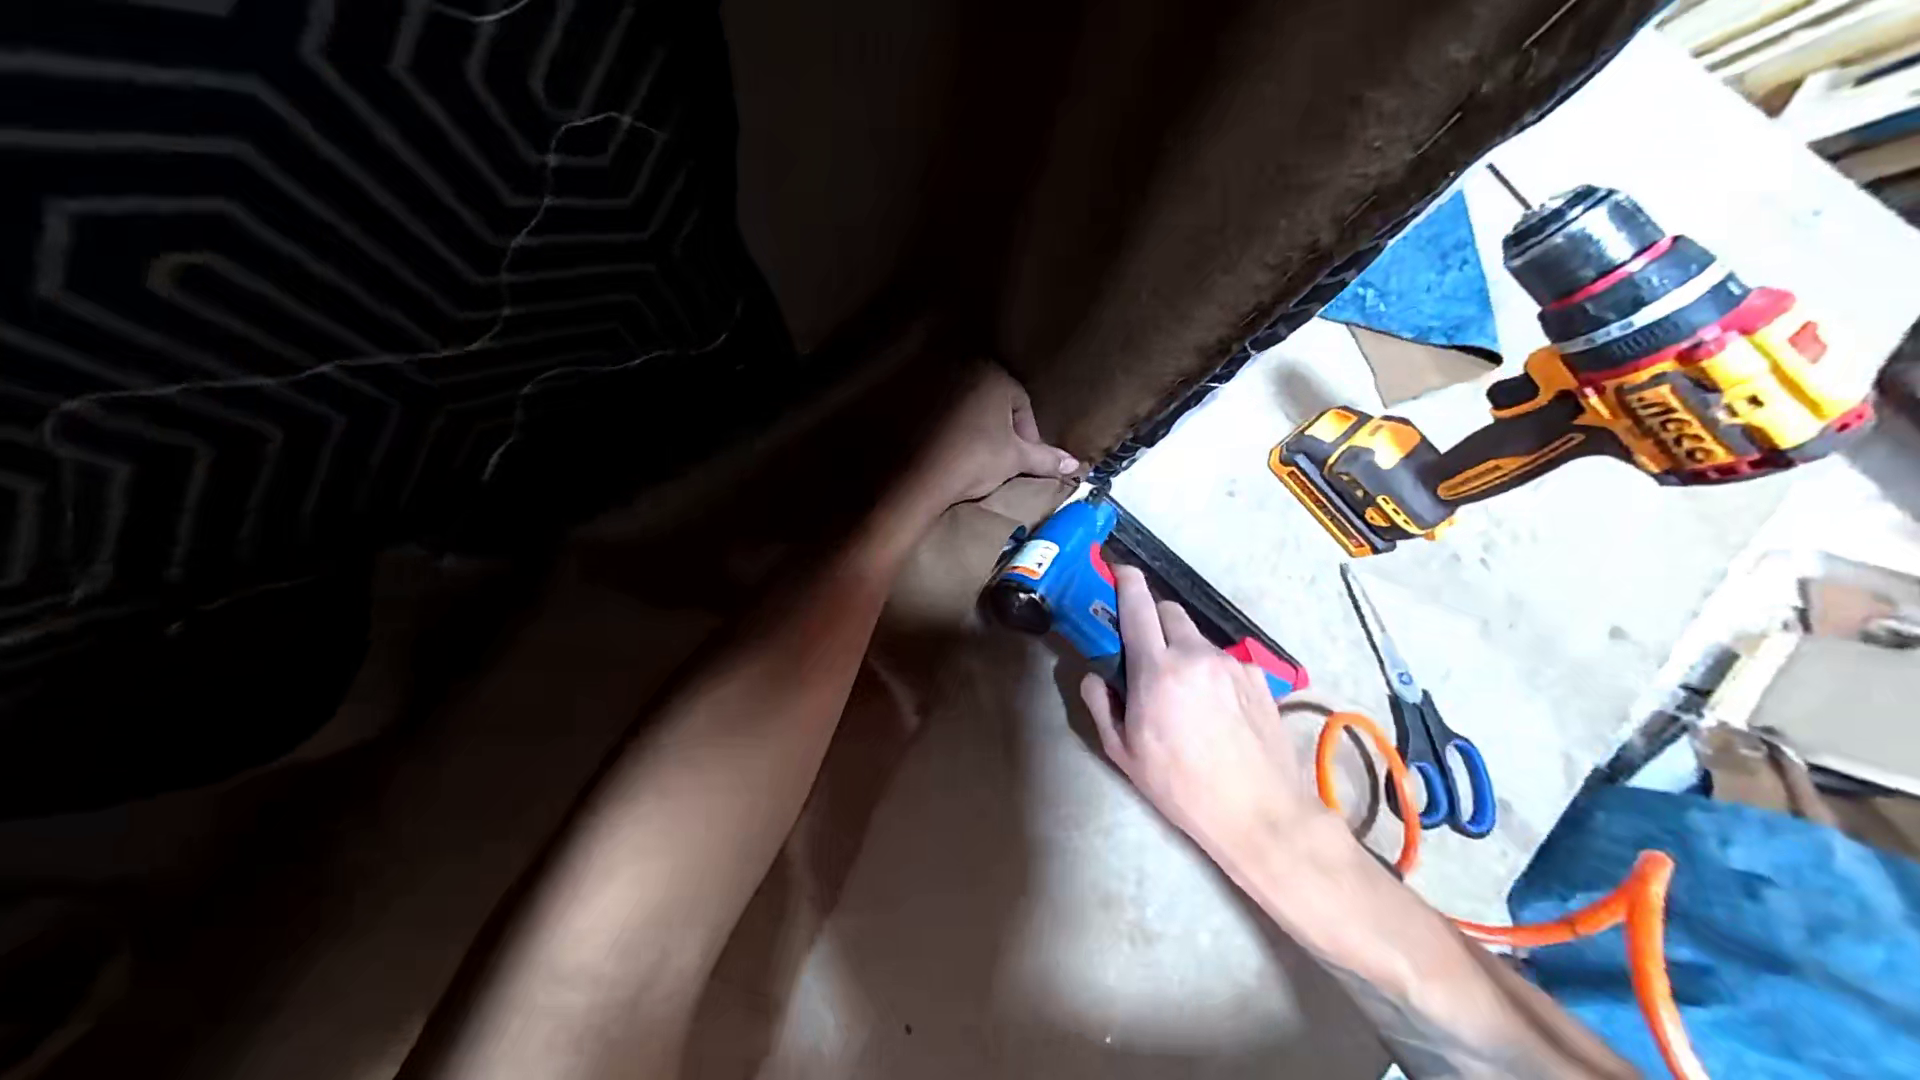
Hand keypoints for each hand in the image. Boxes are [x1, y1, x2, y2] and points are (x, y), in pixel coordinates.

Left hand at [907, 364, 1077, 509]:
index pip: (1021, 404)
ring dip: (973, 429)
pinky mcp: (909, 401)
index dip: (1027, 434)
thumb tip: (1075, 463)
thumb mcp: (1015, 459)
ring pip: (965, 409)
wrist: (919, 476)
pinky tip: (948, 453)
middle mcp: (962, 370)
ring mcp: (932, 383)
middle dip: (1000, 429)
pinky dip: (947, 431)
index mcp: (993, 375)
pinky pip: (937, 415)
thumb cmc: (975, 459)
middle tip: (1001, 459)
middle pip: (992, 402)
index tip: (1023, 459)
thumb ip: (1045, 458)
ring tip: (974, 458)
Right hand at [1081, 566, 1331, 873]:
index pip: (1138, 606)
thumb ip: (1101, 705)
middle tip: (1145, 649)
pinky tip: (1214, 705)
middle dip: (1152, 619)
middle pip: (1169, 611)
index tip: (1118, 570)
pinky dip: (1210, 669)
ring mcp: (1232, 664)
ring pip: (1197, 637)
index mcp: (1158, 670)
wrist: (1260, 813)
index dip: (1126, 581)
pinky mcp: (1259, 678)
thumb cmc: (1181, 787)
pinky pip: (1224, 659)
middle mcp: (1196, 655)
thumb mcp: (1124, 753)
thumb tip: (1095, 677)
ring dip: (1181, 648)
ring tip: (1183, 689)